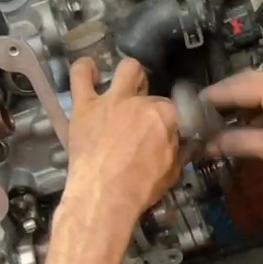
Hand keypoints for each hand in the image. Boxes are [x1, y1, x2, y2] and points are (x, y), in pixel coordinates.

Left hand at [61, 58, 181, 228]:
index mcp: (165, 116)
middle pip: (151, 90)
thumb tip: (183, 143)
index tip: (167, 131)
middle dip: (149, 99)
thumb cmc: (140, 188)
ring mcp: (112, 100)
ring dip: (129, 74)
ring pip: (126, 69)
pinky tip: (88, 68)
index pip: (174, 110)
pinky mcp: (85, 106)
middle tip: (142, 115)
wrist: (104, 195)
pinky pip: (80, 76)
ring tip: (125, 84)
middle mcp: (140, 101)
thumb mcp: (170, 172)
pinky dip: (84, 70)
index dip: (170, 121)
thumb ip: (176, 151)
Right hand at [201, 70, 262, 183]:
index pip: (236, 86)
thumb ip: (240, 142)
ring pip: (259, 89)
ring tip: (216, 122)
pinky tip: (244, 125)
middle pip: (246, 83)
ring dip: (239, 105)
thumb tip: (208, 144)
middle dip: (223, 99)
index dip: (211, 98)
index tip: (187, 108)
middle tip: (198, 116)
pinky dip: (257, 108)